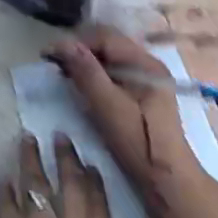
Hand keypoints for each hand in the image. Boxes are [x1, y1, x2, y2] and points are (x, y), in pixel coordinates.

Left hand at [0, 133, 118, 217]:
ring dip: (30, 161)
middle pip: (68, 185)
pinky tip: (4, 183)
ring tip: (27, 139)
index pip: (99, 208)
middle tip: (60, 134)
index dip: (96, 185)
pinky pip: (5, 205)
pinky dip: (5, 193)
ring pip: (33, 184)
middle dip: (65, 158)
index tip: (92, 164)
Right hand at [47, 30, 198, 195]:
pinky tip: (83, 85)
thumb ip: (87, 72)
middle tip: (54, 63)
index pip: (105, 37)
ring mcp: (148, 79)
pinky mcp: (144, 94)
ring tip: (63, 72)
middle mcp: (149, 64)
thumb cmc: (138, 142)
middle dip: (79, 50)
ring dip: (86, 62)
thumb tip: (64, 43)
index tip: (49, 55)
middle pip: (108, 44)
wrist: (168, 180)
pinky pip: (115, 72)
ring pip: (111, 58)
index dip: (75, 42)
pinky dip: (96, 74)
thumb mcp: (108, 106)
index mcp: (145, 63)